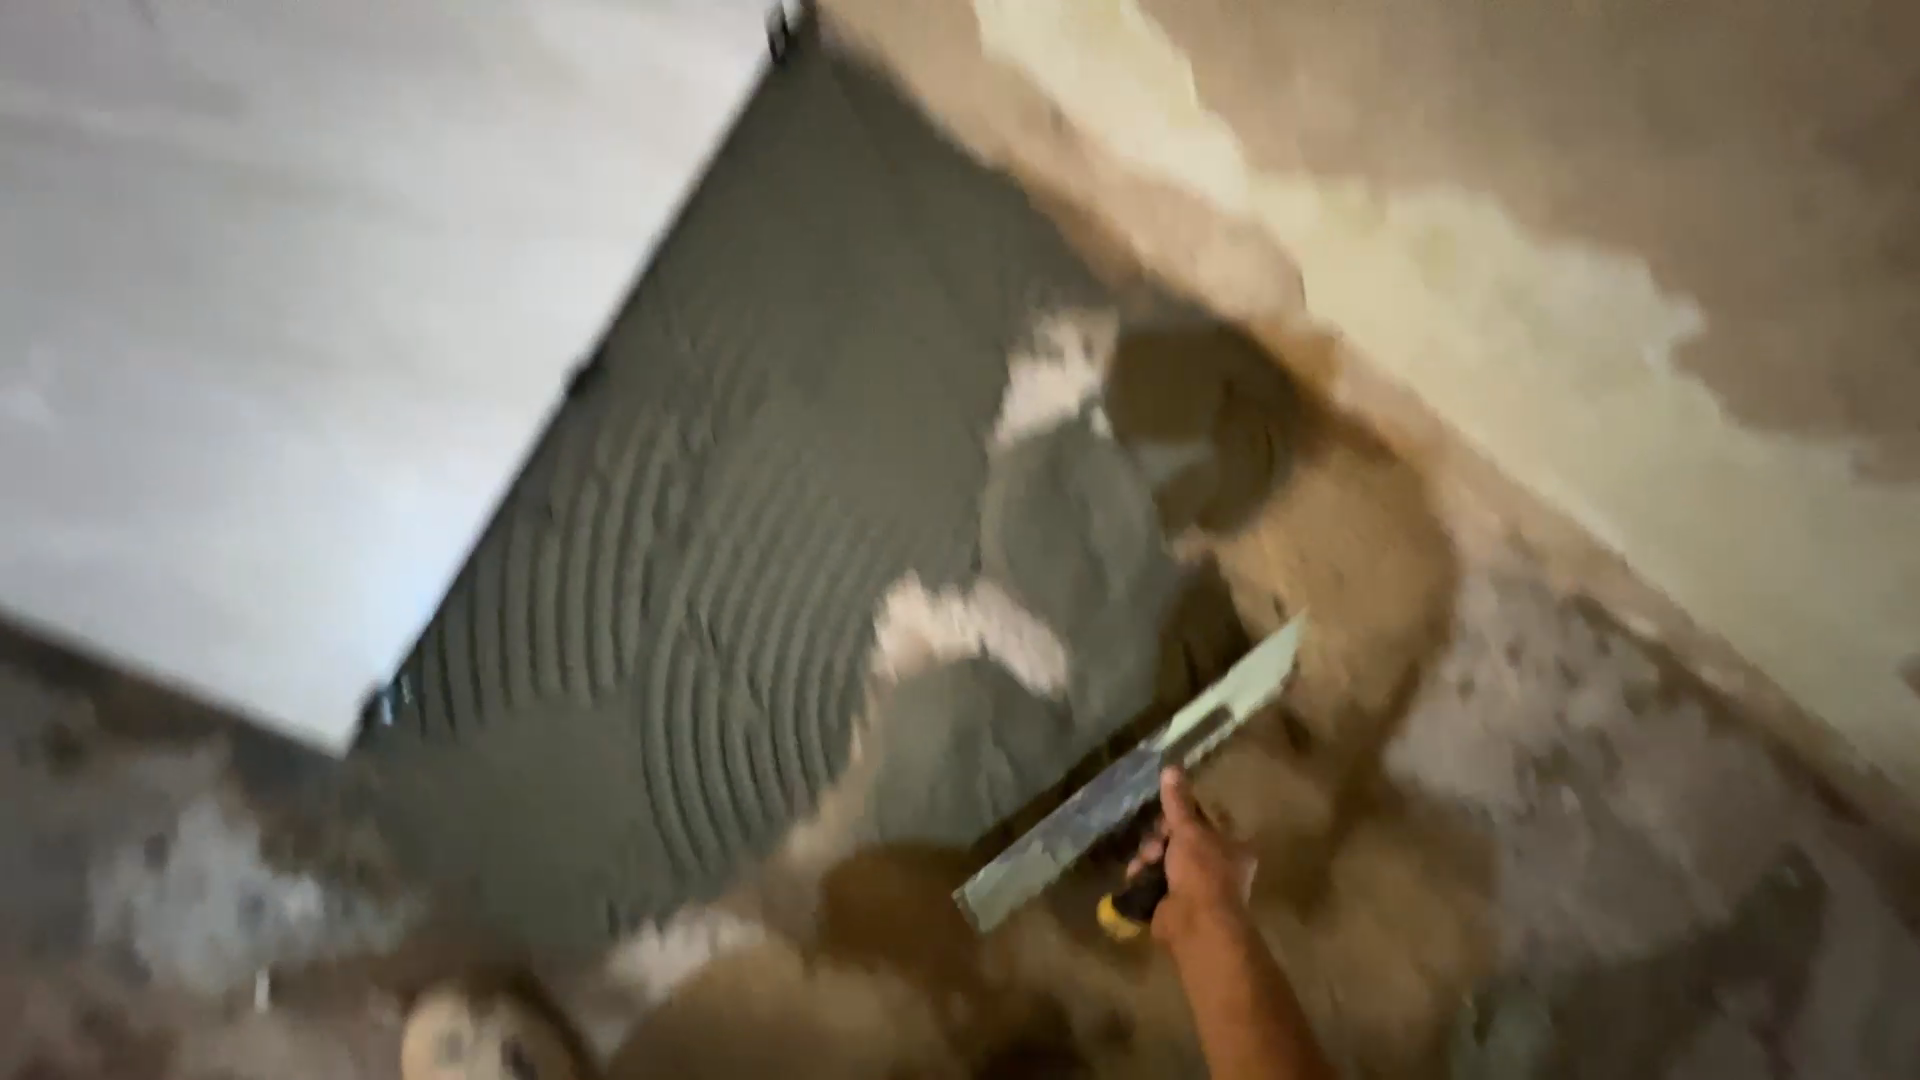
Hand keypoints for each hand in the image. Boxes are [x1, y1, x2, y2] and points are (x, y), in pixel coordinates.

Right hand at [1127, 767, 1256, 946]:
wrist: (1196, 926)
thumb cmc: (1202, 872)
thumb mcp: (1189, 830)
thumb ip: (1177, 801)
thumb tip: (1171, 766)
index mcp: (1232, 847)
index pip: (1204, 819)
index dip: (1182, 814)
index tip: (1166, 815)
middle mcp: (1217, 866)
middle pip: (1179, 838)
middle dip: (1160, 838)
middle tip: (1155, 844)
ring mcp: (1196, 887)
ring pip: (1163, 858)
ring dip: (1148, 857)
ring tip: (1143, 864)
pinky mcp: (1175, 903)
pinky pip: (1153, 880)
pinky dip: (1143, 877)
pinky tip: (1136, 877)